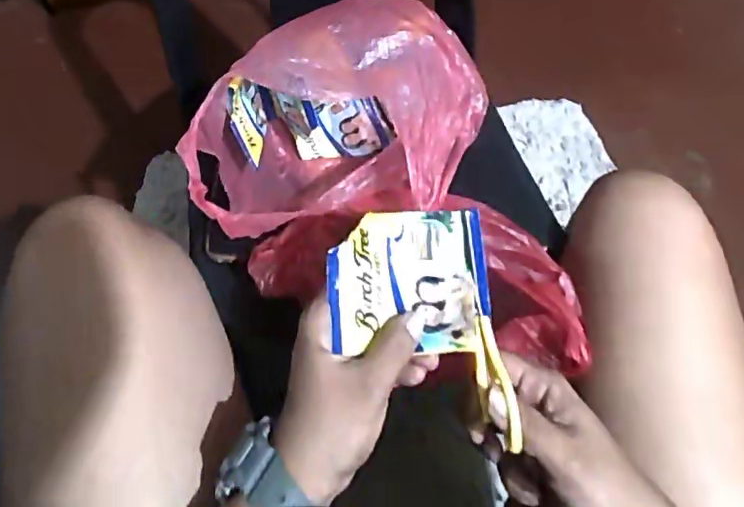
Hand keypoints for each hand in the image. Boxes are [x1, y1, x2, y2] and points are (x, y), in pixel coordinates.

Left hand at [269, 294, 439, 504]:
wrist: (310, 475)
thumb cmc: (333, 421)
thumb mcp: (369, 383)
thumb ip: (395, 347)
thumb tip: (419, 312)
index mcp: (322, 321)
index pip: (350, 281)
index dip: (380, 274)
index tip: (411, 268)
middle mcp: (328, 330)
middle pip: (368, 308)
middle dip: (401, 313)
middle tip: (433, 311)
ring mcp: (339, 354)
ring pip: (376, 335)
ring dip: (403, 343)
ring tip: (434, 352)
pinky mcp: (348, 376)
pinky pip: (375, 358)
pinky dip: (395, 365)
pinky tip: (420, 374)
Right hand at [471, 353, 670, 506]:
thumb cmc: (602, 483)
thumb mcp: (563, 454)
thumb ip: (523, 422)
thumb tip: (485, 389)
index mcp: (544, 386)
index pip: (499, 363)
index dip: (478, 376)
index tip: (467, 407)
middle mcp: (534, 402)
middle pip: (490, 399)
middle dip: (489, 429)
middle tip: (489, 446)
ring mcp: (533, 434)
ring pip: (496, 438)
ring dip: (508, 465)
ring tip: (534, 486)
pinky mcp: (533, 464)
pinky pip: (507, 465)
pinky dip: (517, 482)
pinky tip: (537, 496)